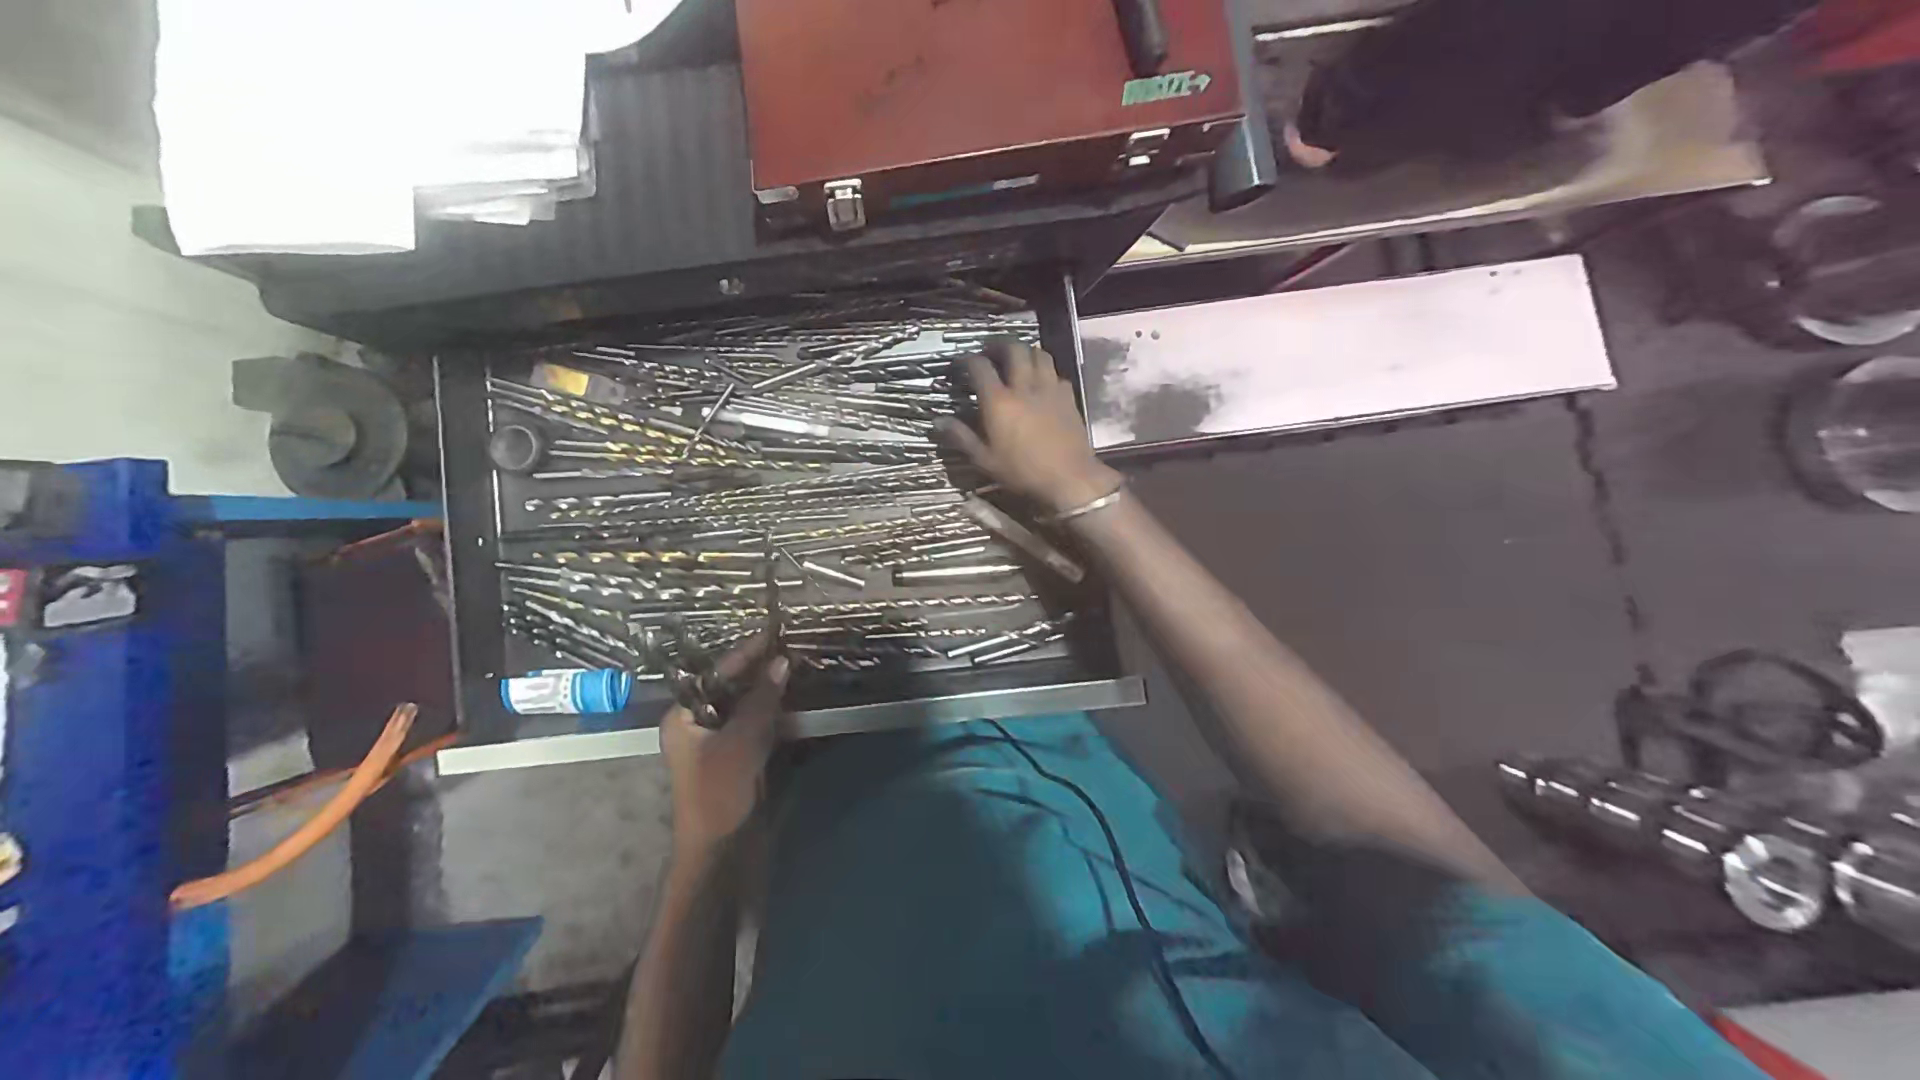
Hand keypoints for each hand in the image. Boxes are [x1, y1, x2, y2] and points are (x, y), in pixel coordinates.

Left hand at [659, 635, 790, 855]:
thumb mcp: (741, 741)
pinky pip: (755, 724)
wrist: (722, 851)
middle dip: (759, 670)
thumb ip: (761, 700)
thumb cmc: (720, 792)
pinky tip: (794, 700)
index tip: (772, 635)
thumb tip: (781, 661)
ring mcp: (718, 742)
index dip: (745, 654)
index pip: (716, 674)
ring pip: (745, 705)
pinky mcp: (738, 757)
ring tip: (797, 668)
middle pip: (730, 687)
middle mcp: (698, 724)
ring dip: (769, 690)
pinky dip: (773, 712)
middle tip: (791, 649)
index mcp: (684, 717)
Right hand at [937, 338, 1121, 514]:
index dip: (967, 360)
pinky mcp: (1068, 397)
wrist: (1069, 477)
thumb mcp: (985, 460)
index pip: (980, 367)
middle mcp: (1024, 387)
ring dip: (1025, 352)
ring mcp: (1049, 389)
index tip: (961, 363)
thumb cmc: (1022, 472)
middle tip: (990, 352)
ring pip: (1038, 354)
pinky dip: (1046, 372)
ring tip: (1017, 360)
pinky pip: (1056, 374)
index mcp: (999, 401)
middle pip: (1013, 350)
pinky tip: (1042, 383)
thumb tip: (939, 421)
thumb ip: (961, 437)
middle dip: (998, 346)